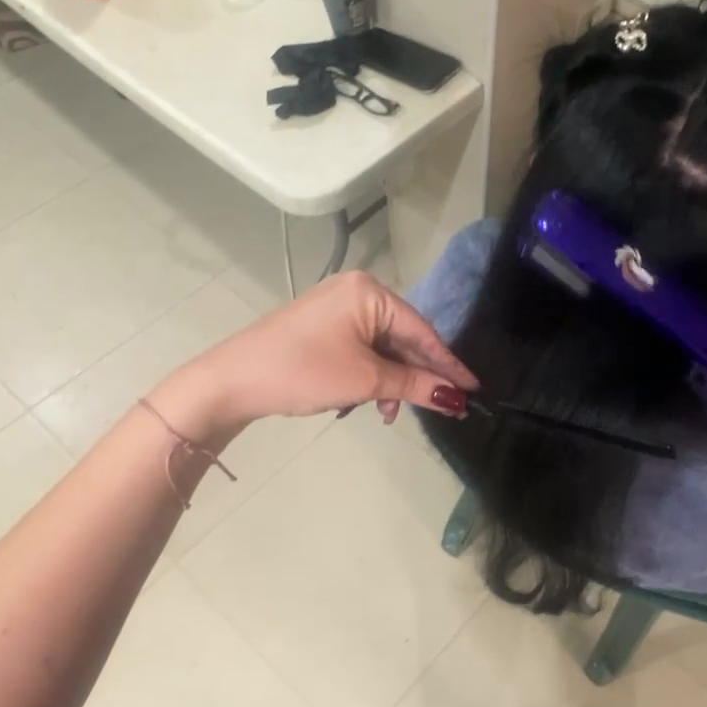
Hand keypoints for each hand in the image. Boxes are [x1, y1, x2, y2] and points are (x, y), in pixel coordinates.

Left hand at [150, 272, 478, 442]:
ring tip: (389, 414)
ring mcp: (336, 308)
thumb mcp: (366, 381)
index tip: (474, 390)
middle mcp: (356, 291)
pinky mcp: (321, 327)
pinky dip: (371, 376)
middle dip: (417, 376)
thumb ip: (415, 386)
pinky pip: (361, 349)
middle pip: (403, 338)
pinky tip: (370, 402)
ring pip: (382, 348)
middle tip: (440, 408)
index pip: (422, 330)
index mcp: (370, 292)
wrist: (232, 380)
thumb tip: (457, 398)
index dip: (448, 364)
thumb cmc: (304, 371)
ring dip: (392, 382)